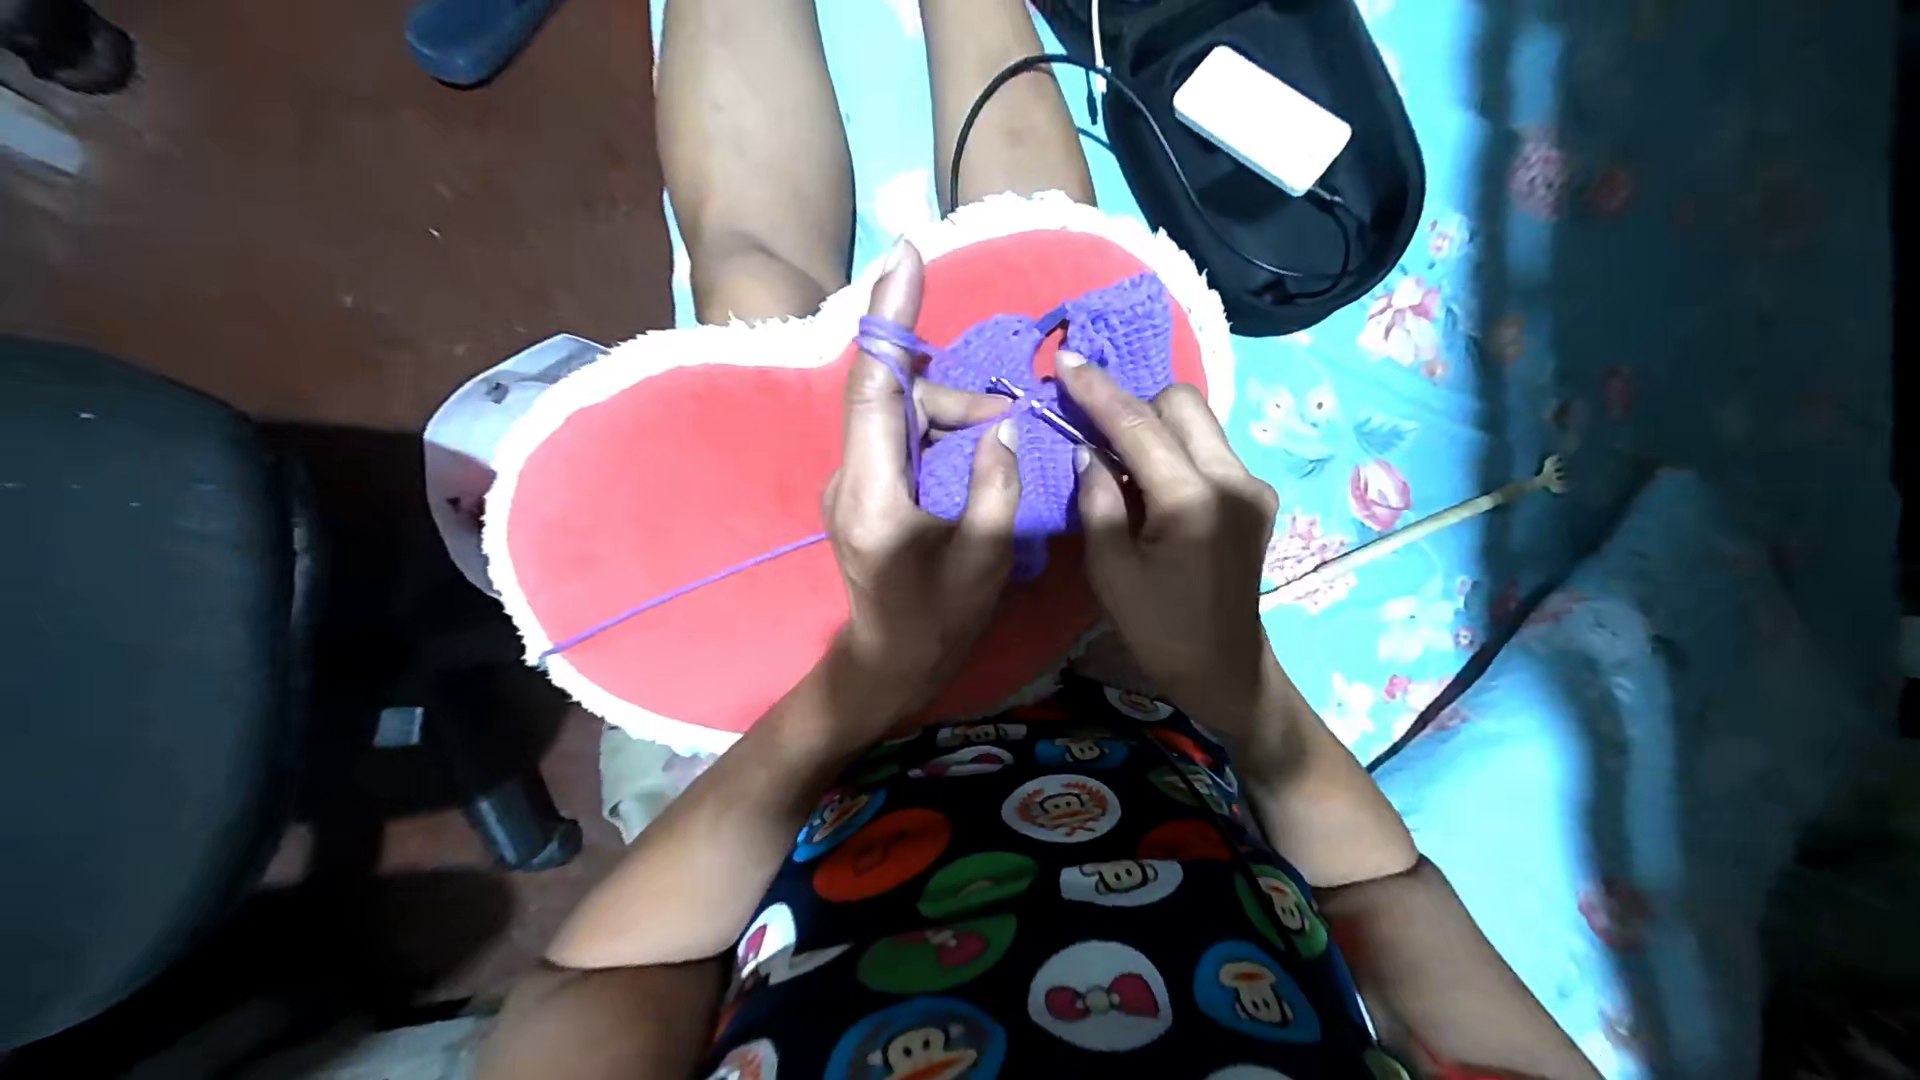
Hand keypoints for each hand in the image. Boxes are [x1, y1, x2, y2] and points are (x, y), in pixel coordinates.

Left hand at [823, 241, 1020, 726]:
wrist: (889, 662)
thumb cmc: (937, 621)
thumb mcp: (985, 559)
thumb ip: (997, 485)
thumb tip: (1006, 427)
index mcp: (873, 494)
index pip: (874, 386)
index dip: (888, 317)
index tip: (906, 254)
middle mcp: (849, 477)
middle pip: (896, 398)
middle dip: (954, 396)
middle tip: (1010, 422)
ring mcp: (851, 482)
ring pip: (901, 416)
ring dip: (952, 418)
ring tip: (1001, 442)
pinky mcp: (861, 490)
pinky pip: (899, 438)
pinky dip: (938, 433)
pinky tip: (972, 449)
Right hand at [1057, 351, 1280, 739]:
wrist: (1226, 667)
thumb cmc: (1160, 630)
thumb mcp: (1110, 572)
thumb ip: (1097, 501)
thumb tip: (1088, 451)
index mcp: (1193, 501)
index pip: (1138, 425)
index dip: (1098, 391)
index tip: (1066, 361)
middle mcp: (1233, 479)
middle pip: (1181, 402)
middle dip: (1133, 405)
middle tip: (1095, 433)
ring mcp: (1251, 486)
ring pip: (1198, 421)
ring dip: (1154, 424)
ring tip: (1119, 458)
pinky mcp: (1255, 496)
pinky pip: (1208, 448)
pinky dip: (1174, 448)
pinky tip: (1151, 482)